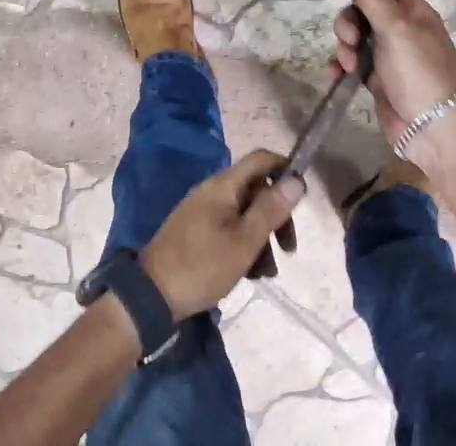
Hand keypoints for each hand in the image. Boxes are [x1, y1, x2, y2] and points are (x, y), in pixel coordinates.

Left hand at [140, 151, 305, 319]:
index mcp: (223, 185)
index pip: (261, 159)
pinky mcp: (196, 232)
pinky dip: (244, 246)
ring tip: (267, 274)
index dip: (285, 170)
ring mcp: (202, 211)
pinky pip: (229, 230)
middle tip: (288, 250)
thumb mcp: (245, 240)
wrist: (153, 295)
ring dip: (262, 239)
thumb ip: (271, 209)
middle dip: (276, 217)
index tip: (302, 199)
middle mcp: (212, 191)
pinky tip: (249, 274)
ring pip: (244, 214)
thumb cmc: (203, 265)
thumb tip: (297, 179)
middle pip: (256, 190)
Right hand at [327, 0, 455, 142]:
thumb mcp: (396, 29)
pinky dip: (343, 66)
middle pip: (363, 10)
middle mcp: (402, 29)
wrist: (435, 129)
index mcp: (412, 11)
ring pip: (356, 37)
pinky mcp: (379, 79)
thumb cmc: (419, 73)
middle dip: (348, 21)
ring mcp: (390, 56)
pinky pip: (354, 64)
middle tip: (349, 38)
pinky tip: (337, 75)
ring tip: (350, 66)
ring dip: (345, 46)